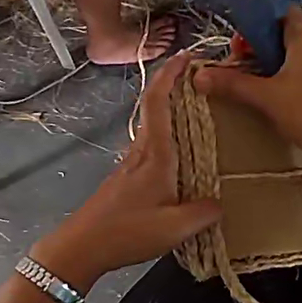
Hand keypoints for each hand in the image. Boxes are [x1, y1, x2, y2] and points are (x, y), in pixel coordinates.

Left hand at [30, 54, 221, 288]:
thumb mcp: (175, 228)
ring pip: (153, 127)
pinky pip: (152, 147)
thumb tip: (220, 203)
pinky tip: (182, 155)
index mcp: (154, 155)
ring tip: (198, 113)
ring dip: (172, 112)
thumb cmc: (126, 232)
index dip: (171, 74)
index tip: (186, 55)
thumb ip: (203, 213)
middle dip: (175, 86)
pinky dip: (167, 136)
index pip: (159, 102)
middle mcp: (141, 152)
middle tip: (202, 79)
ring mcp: (131, 164)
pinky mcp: (126, 178)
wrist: (81, 247)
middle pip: (155, 108)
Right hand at [195, 9, 301, 171]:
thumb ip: (232, 83)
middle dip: (264, 47)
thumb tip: (198, 76)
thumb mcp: (265, 97)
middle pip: (288, 29)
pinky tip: (291, 94)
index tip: (240, 52)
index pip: (274, 12)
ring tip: (268, 86)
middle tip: (250, 72)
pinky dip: (300, 70)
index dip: (253, 29)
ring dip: (281, 60)